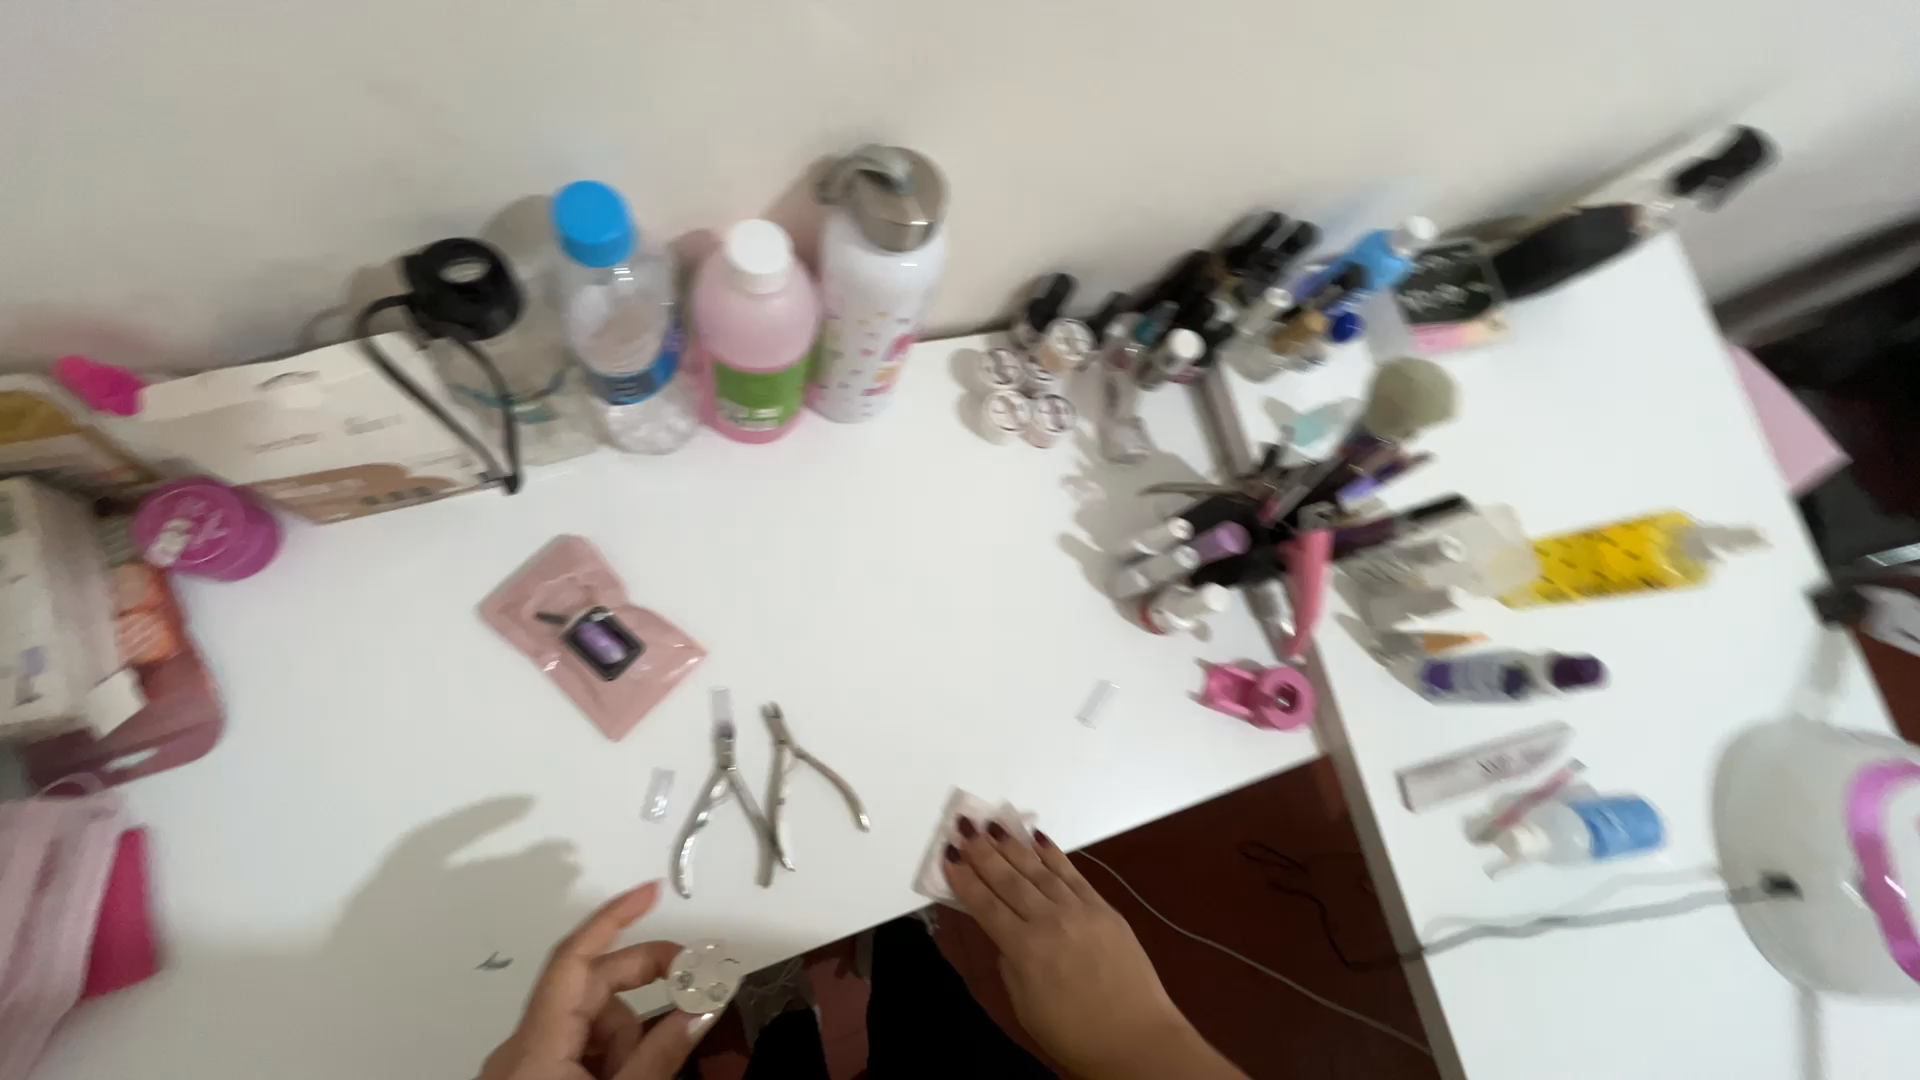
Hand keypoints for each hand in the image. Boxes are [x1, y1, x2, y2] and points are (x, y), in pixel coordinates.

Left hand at [478, 881, 720, 1079]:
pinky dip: (612, 1056)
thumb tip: (706, 1002)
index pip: (575, 959)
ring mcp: (523, 1070)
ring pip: (591, 1022)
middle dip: (646, 983)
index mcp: (537, 1046)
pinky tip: (630, 1079)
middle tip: (697, 985)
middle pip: (592, 987)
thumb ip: (661, 1055)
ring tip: (648, 1074)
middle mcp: (524, 1048)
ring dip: (630, 1035)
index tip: (654, 891)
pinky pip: (580, 1050)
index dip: (614, 918)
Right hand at [942, 821, 1242, 1079]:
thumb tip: (1004, 931)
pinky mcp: (1102, 906)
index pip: (985, 905)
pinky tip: (1037, 838)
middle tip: (964, 826)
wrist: (1137, 1039)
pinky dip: (1053, 854)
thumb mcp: (1026, 1007)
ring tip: (992, 824)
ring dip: (1012, 844)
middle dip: (983, 851)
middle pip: (1008, 879)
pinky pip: (1072, 873)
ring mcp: (1078, 909)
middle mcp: (1048, 921)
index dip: (964, 880)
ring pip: (1038, 869)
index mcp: (1024, 950)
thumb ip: (1010, 963)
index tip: (948, 856)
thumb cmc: (1075, 1035)